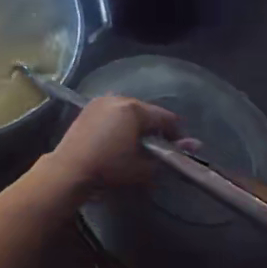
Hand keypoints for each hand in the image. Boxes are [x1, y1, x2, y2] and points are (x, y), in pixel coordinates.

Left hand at [44, 96, 181, 189]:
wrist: (71, 168)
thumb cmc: (110, 167)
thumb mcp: (144, 165)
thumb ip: (170, 153)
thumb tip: (195, 144)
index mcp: (134, 109)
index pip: (165, 117)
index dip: (176, 133)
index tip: (179, 148)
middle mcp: (118, 99)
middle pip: (146, 111)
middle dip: (155, 127)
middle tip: (158, 147)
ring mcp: (101, 101)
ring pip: (128, 110)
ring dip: (136, 124)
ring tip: (137, 144)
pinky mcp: (87, 108)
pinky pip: (112, 112)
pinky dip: (119, 122)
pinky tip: (118, 138)